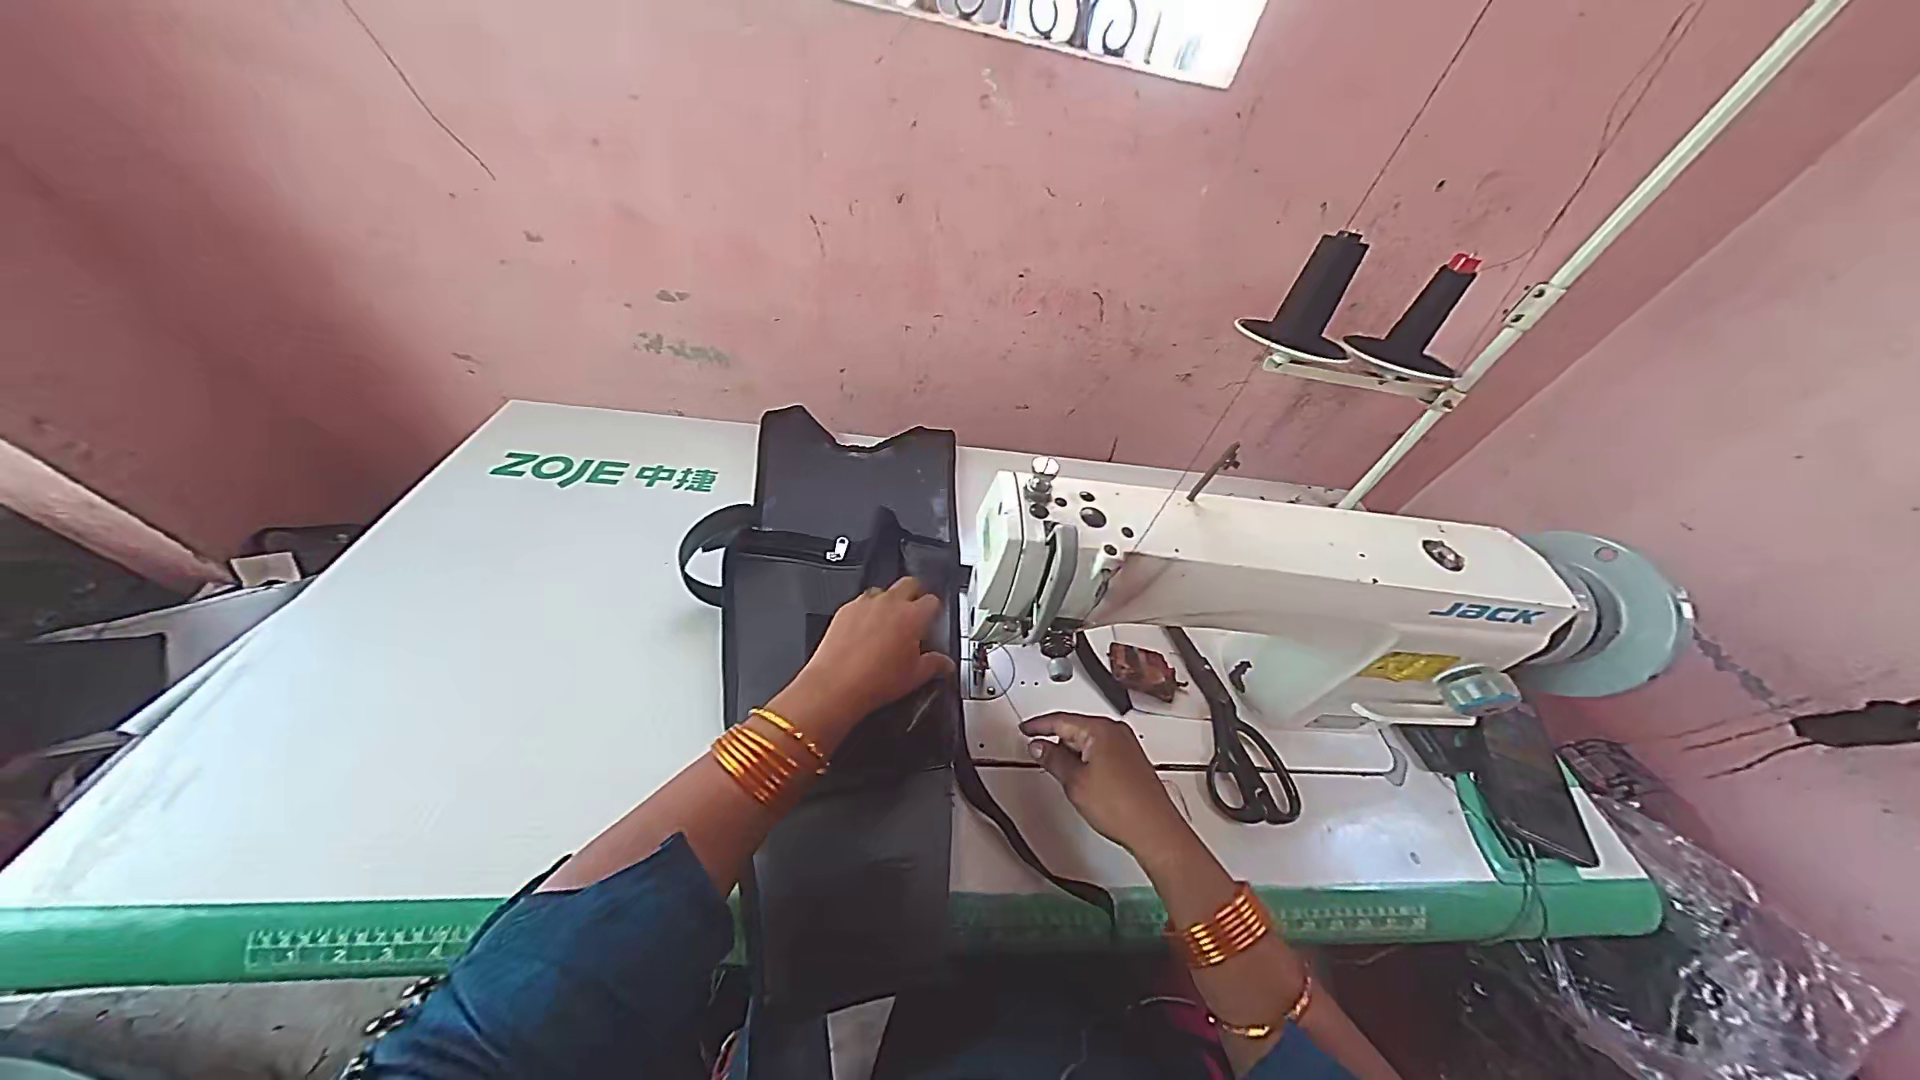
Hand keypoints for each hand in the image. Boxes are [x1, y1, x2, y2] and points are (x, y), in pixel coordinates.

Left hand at [775, 577, 956, 738]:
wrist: (836, 686)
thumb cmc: (873, 681)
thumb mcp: (915, 676)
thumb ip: (935, 664)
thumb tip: (944, 664)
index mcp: (912, 616)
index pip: (933, 601)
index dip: (935, 610)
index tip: (933, 619)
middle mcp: (889, 603)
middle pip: (910, 583)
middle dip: (915, 594)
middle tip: (915, 613)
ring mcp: (865, 604)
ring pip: (883, 591)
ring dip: (889, 602)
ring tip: (889, 624)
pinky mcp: (845, 609)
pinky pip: (861, 602)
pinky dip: (867, 612)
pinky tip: (866, 631)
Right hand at [1020, 712, 1193, 858]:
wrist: (1154, 831)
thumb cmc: (1124, 807)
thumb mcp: (1075, 782)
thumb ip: (1052, 759)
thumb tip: (1039, 747)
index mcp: (1101, 729)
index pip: (1060, 720)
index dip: (1038, 725)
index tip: (1026, 728)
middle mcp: (1116, 732)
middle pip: (1076, 727)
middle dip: (1055, 739)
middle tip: (1037, 748)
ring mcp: (1126, 746)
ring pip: (1089, 740)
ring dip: (1071, 751)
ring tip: (1058, 768)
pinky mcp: (1132, 760)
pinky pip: (1101, 750)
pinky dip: (1086, 759)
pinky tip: (1080, 776)